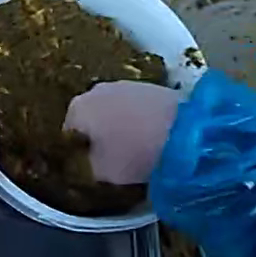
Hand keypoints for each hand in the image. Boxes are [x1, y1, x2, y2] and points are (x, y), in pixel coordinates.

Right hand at [65, 81, 181, 185]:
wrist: (187, 131)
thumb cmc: (135, 152)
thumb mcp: (102, 172)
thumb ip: (87, 165)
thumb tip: (88, 159)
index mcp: (76, 109)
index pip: (68, 133)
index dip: (78, 150)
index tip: (90, 163)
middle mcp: (94, 90)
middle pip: (90, 116)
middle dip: (98, 133)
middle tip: (113, 154)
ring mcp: (123, 84)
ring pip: (113, 108)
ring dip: (119, 123)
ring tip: (136, 145)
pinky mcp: (149, 84)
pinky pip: (135, 105)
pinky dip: (139, 118)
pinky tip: (152, 134)